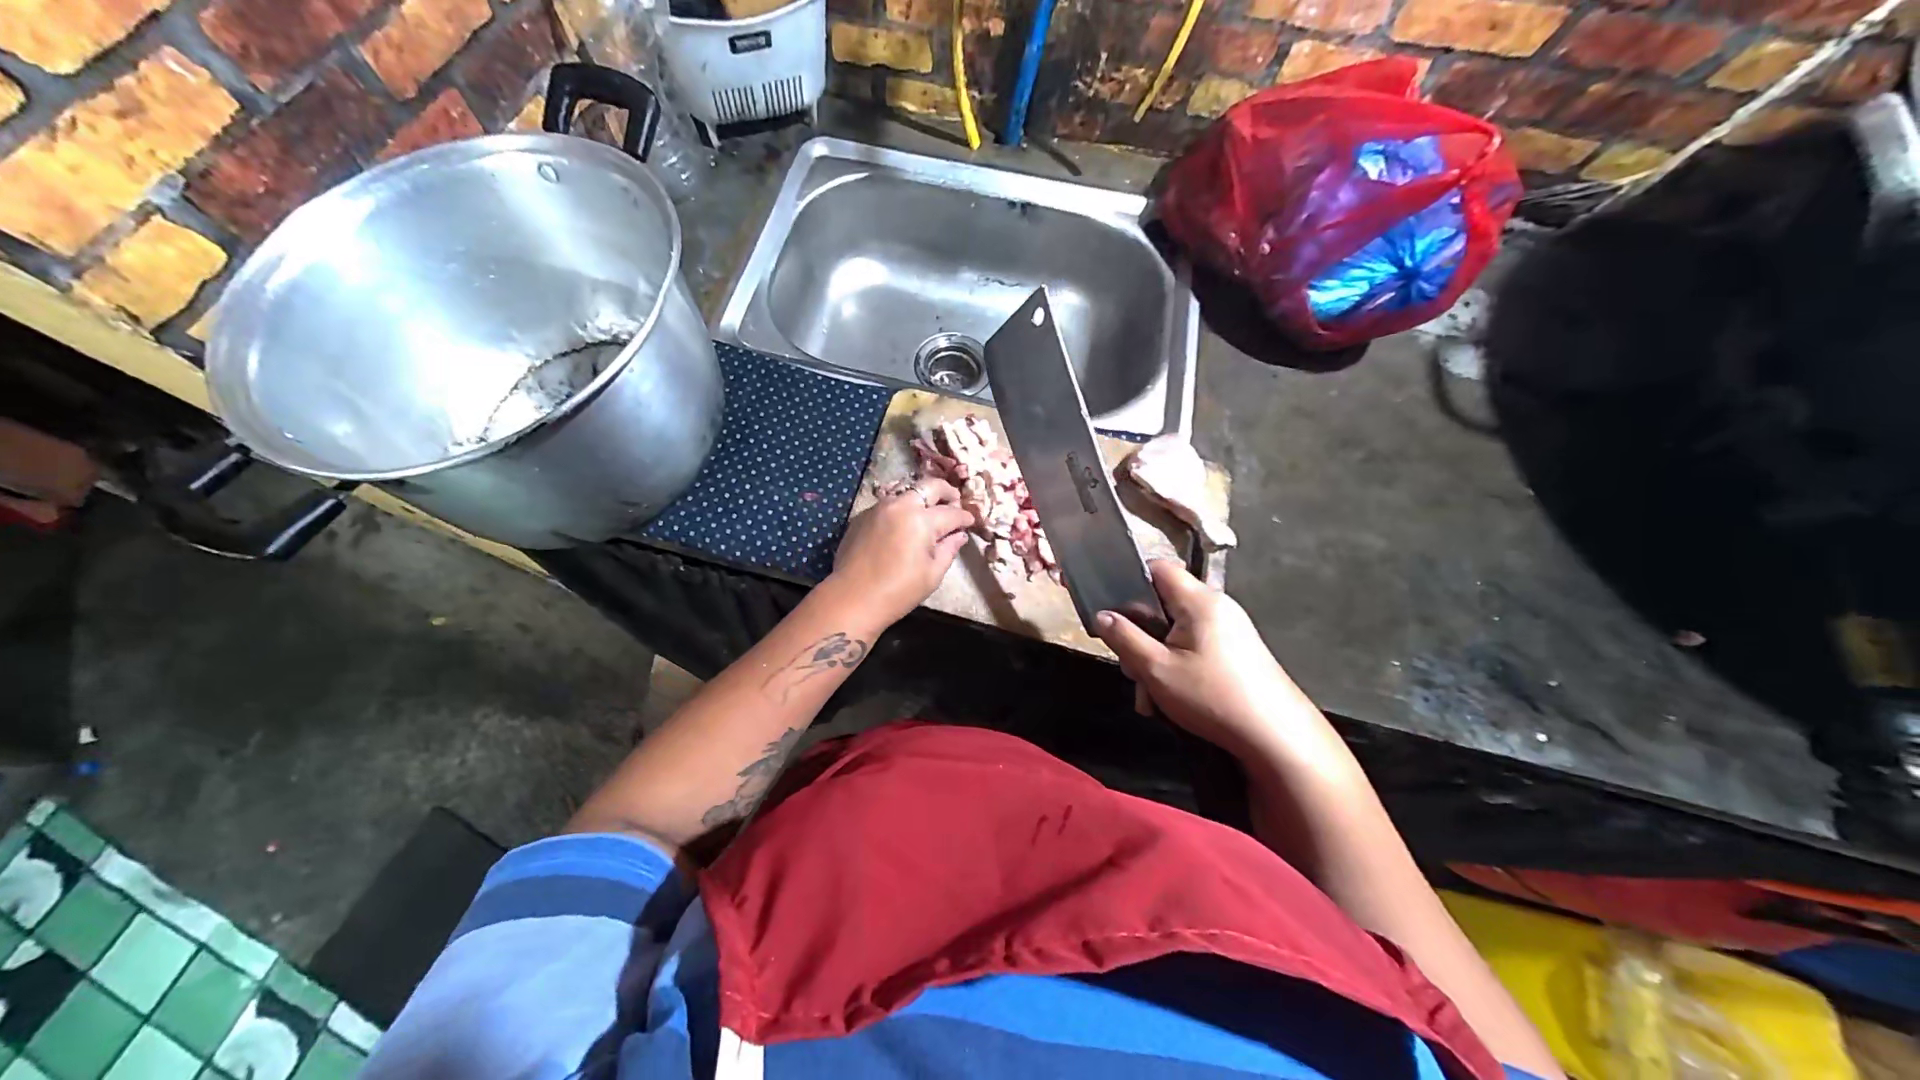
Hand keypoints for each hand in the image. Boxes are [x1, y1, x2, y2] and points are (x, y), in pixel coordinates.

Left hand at [829, 479, 975, 624]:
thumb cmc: (898, 591)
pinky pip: (888, 505)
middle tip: (954, 502)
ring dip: (921, 499)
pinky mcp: (862, 516)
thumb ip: (948, 549)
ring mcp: (879, 508)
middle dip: (947, 492)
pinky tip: (902, 526)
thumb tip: (958, 535)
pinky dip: (901, 510)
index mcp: (922, 520)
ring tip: (928, 514)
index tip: (970, 522)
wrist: (852, 597)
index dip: (964, 517)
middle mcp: (900, 506)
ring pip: (906, 493)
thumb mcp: (932, 574)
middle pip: (930, 486)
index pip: (951, 513)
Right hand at [1094, 561, 1339, 764]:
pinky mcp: (1235, 651)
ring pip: (1175, 631)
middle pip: (1163, 605)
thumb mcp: (1156, 669)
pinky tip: (1171, 698)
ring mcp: (1229, 629)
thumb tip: (1103, 616)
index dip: (1130, 580)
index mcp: (1199, 601)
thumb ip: (1124, 638)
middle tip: (1132, 667)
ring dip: (1156, 658)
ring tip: (1152, 694)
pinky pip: (1193, 647)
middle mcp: (1217, 607)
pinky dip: (1176, 667)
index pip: (1159, 567)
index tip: (1111, 608)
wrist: (1275, 737)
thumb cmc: (1215, 699)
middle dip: (1140, 635)